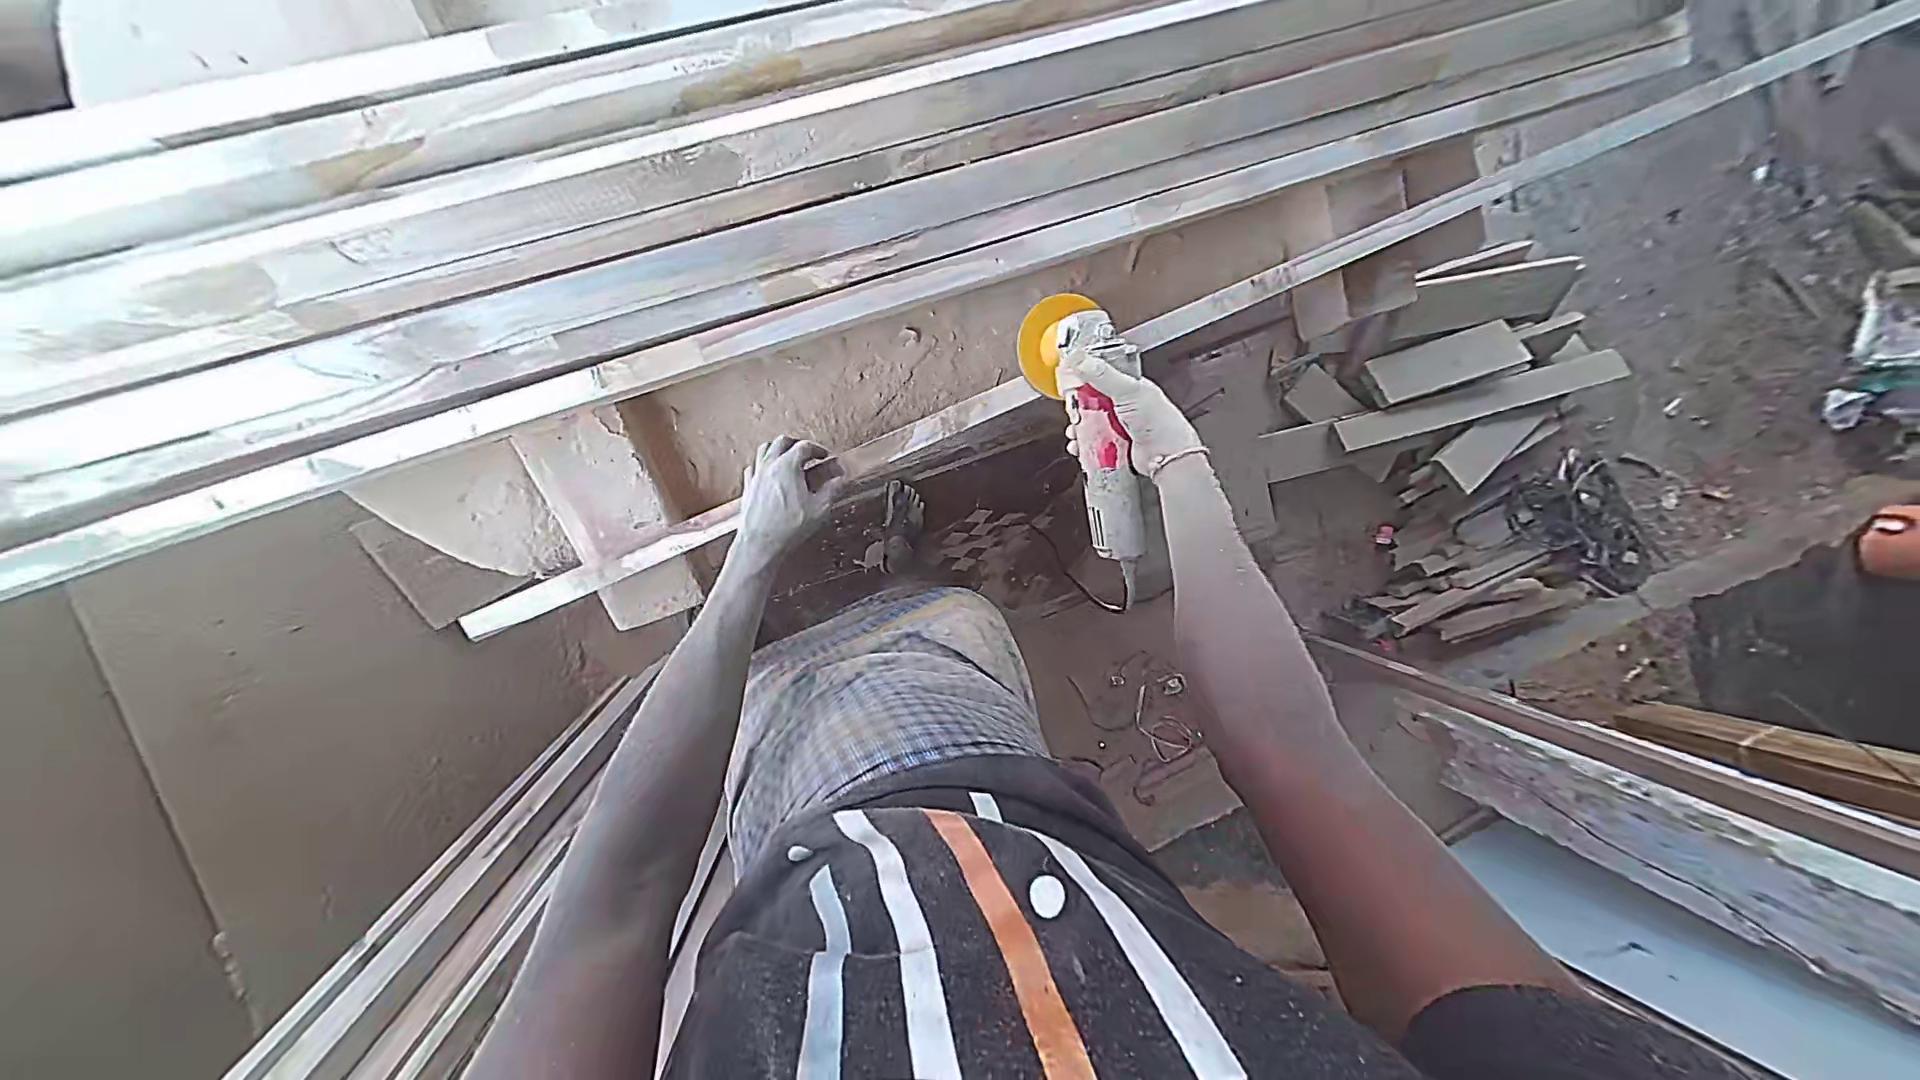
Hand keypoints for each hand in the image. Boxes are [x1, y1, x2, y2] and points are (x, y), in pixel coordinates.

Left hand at [730, 437, 846, 575]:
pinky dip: (764, 465)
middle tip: (807, 453)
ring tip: (788, 458)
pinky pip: (754, 467)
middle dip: (797, 444)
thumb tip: (841, 479)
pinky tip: (769, 473)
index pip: (804, 446)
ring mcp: (756, 475)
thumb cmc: (788, 527)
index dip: (818, 449)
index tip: (825, 456)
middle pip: (782, 441)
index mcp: (788, 466)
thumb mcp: (820, 508)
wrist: (760, 543)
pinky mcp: (748, 487)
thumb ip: (832, 489)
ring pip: (764, 449)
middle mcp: (770, 465)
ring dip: (778, 449)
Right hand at [1057, 344, 1204, 479]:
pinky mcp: (1115, 447)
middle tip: (1073, 413)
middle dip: (1078, 409)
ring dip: (1079, 430)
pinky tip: (1081, 447)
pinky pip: (1093, 444)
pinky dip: (1084, 446)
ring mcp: (1119, 427)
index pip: (1101, 378)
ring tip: (1075, 433)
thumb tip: (1080, 358)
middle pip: (1091, 404)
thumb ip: (1102, 374)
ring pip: (1090, 425)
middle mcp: (1124, 407)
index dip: (1084, 380)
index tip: (1070, 384)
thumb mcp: (1128, 391)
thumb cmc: (1159, 421)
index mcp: (1130, 387)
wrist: (1167, 456)